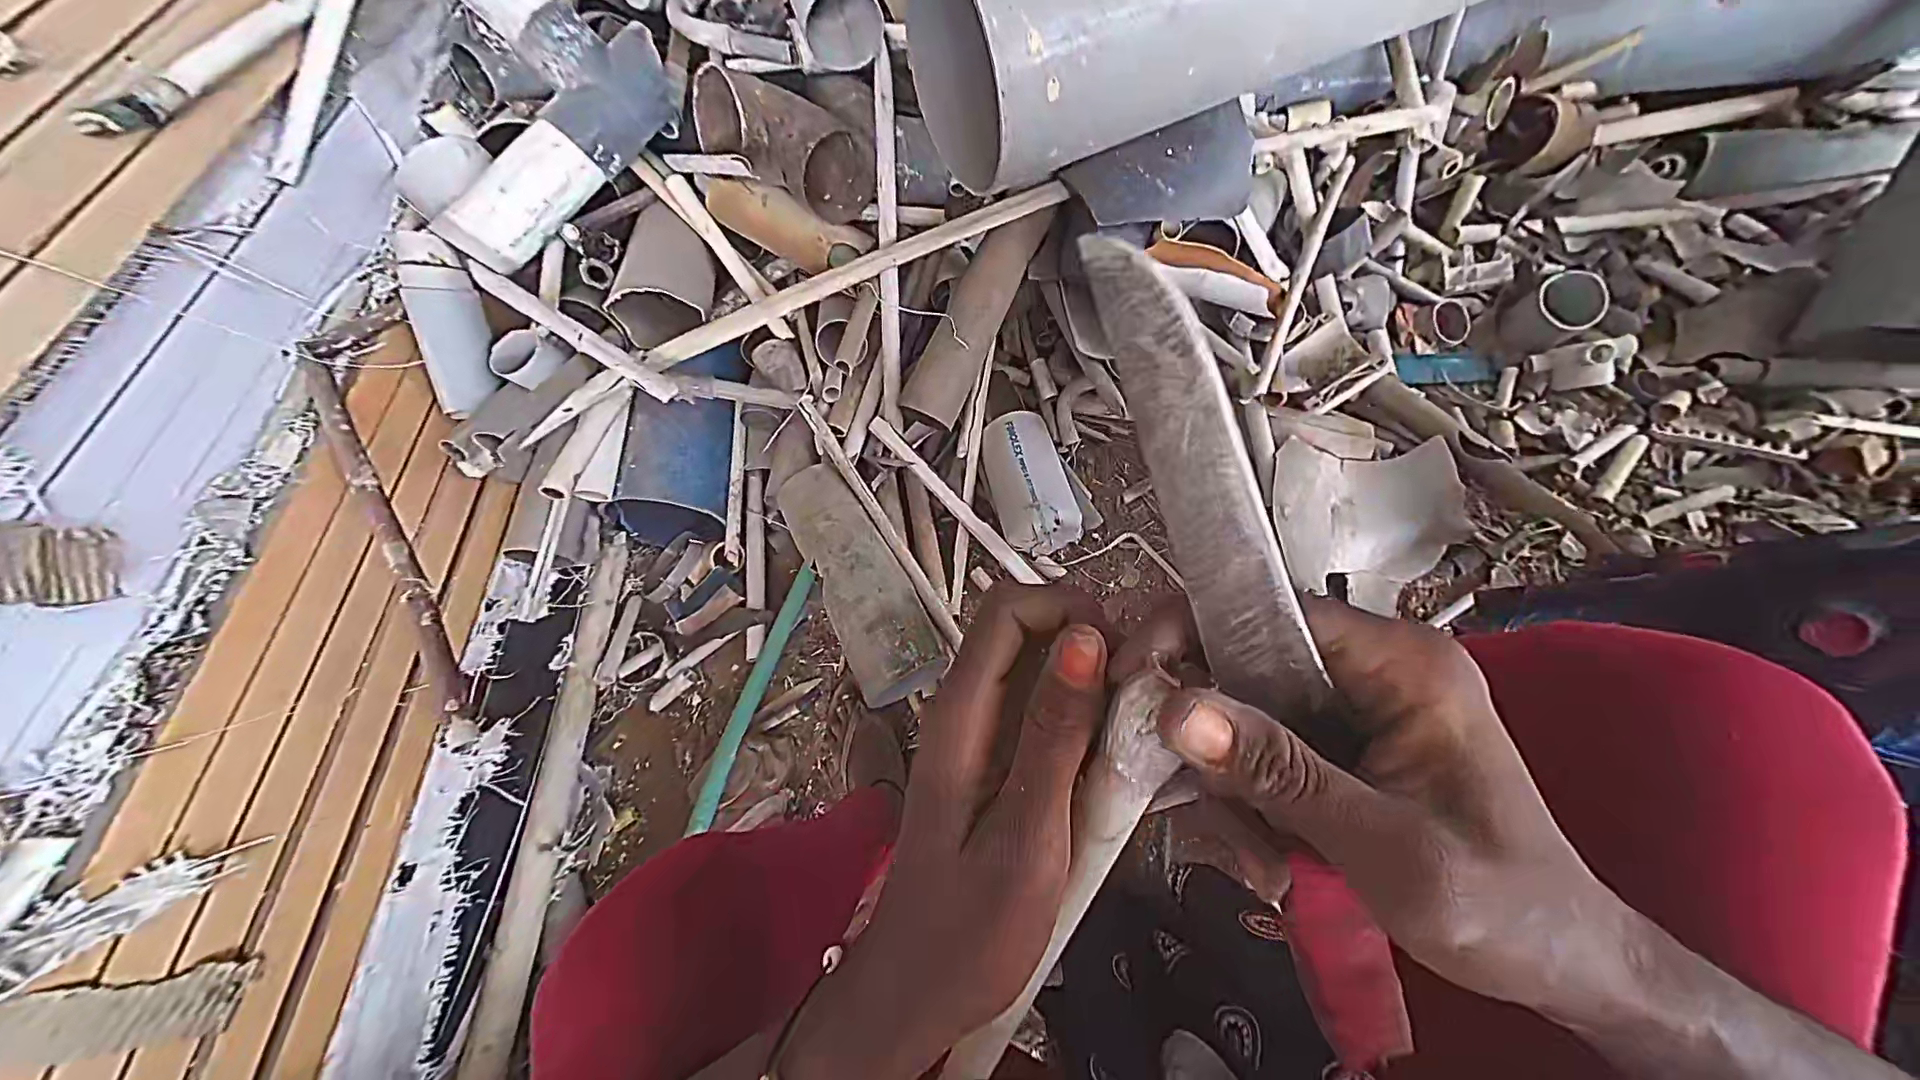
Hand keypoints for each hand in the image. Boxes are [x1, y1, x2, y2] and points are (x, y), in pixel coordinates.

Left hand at [780, 584, 1112, 1078]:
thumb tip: (1086, 640)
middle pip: (1024, 626)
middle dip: (1087, 638)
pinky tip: (1113, 751)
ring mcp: (980, 729)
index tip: (1121, 655)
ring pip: (1039, 662)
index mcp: (959, 714)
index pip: (1006, 610)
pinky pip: (1044, 703)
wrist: (920, 984)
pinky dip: (1084, 710)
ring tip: (1134, 724)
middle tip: (1137, 692)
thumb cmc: (970, 929)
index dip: (1068, 610)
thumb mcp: (1025, 836)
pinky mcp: (998, 753)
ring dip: (1092, 676)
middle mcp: (964, 706)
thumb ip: (1053, 734)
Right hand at [1115, 595, 1633, 1015]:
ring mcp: (1344, 702)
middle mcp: (1365, 664)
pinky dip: (1242, 796)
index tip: (1133, 685)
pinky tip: (1266, 855)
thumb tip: (1172, 710)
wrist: (1566, 967)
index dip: (1187, 632)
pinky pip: (1254, 746)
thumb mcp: (1388, 849)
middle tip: (1183, 793)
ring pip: (1236, 709)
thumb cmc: (1504, 908)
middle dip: (1202, 731)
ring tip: (1257, 858)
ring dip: (1225, 781)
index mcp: (1397, 660)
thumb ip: (1281, 774)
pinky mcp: (1330, 739)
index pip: (1263, 608)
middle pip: (1237, 659)